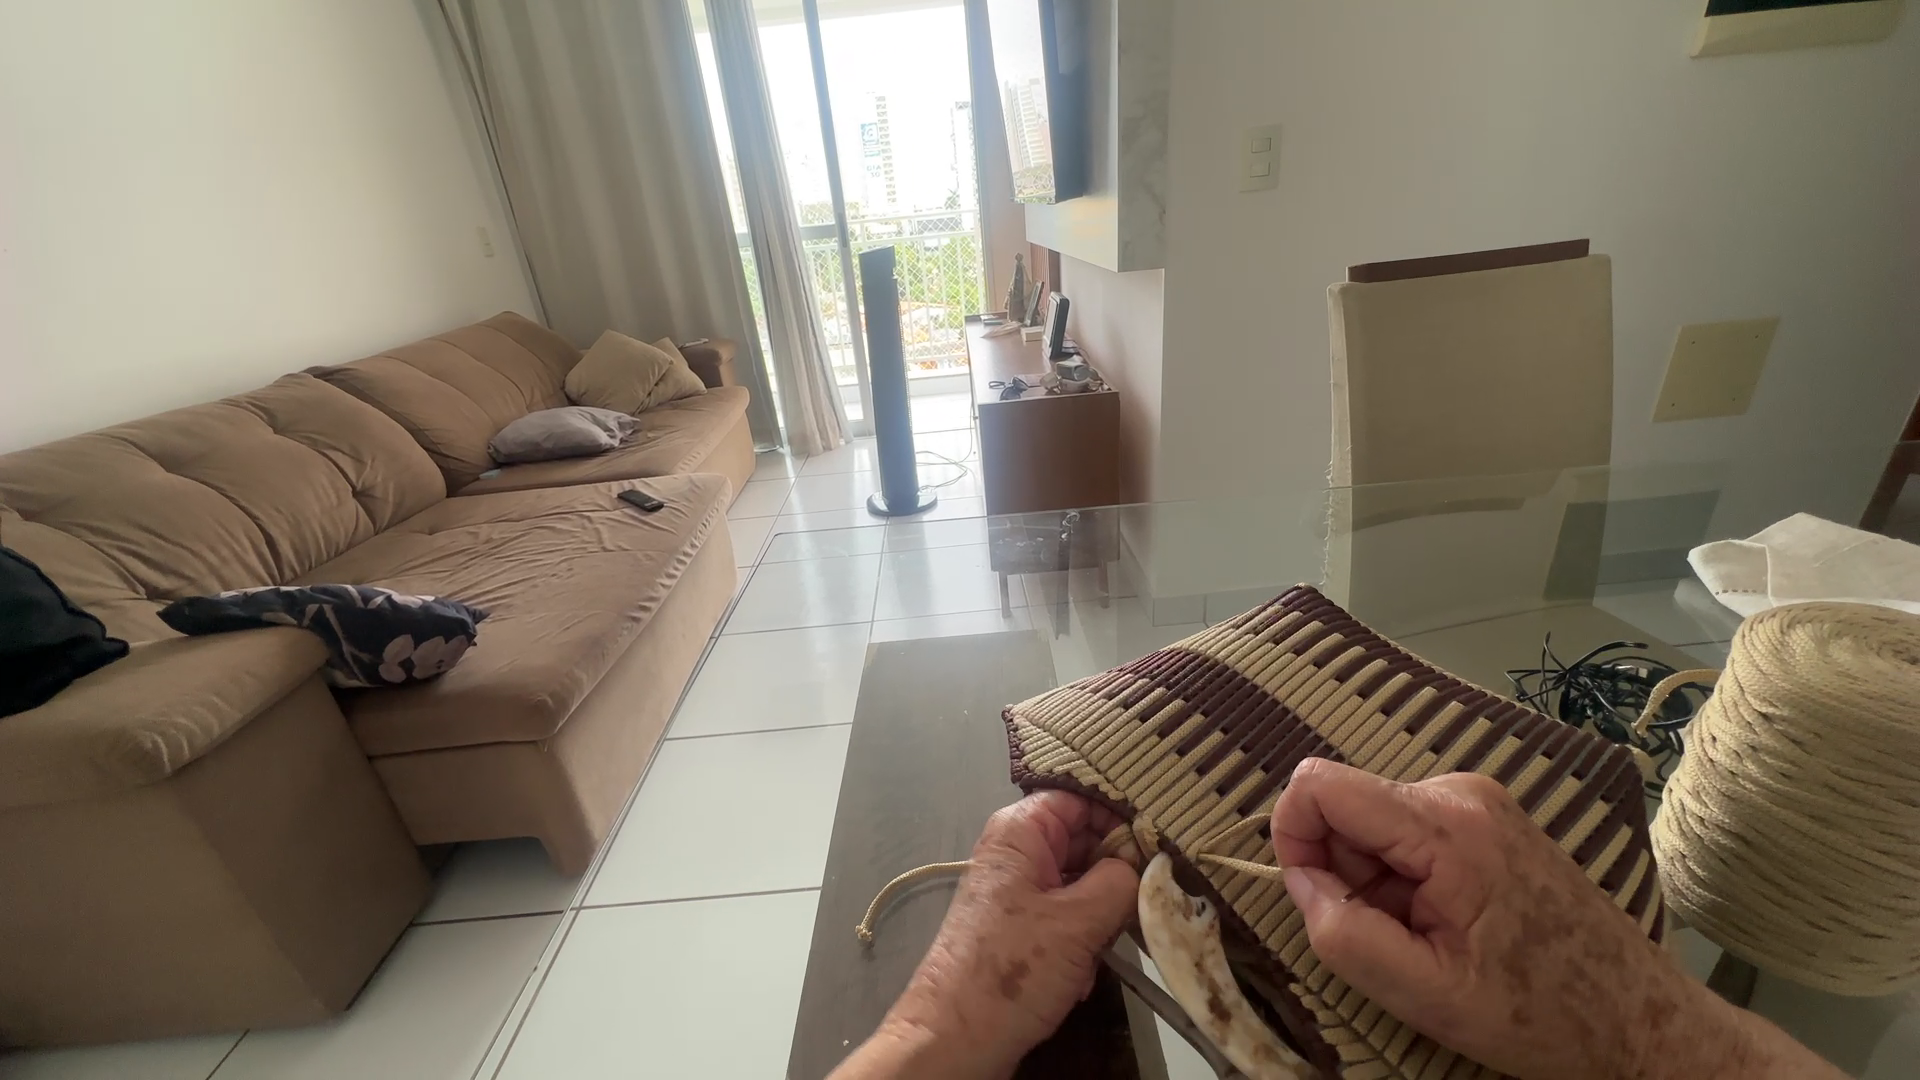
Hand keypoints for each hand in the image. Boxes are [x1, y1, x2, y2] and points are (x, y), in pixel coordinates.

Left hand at [835, 791, 1140, 1079]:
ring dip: (1100, 915)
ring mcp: (1019, 886)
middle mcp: (1019, 848)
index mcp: (1022, 828)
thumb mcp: (1077, 922)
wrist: (955, 1038)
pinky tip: (1081, 973)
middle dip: (1115, 873)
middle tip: (1145, 901)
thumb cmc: (1011, 969)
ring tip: (1105, 947)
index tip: (1158, 841)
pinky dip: (1083, 939)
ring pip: (1081, 880)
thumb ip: (1121, 882)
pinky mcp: (1022, 923)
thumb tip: (1147, 865)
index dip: (1119, 814)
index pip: (1081, 797)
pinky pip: (1068, 914)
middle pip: (1084, 838)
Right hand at [1270, 758, 1842, 1079]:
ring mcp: (1473, 796)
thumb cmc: (1539, 1016)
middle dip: (1342, 866)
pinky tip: (1442, 913)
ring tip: (1424, 929)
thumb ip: (1340, 933)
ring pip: (1368, 815)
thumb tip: (1301, 880)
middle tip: (1389, 931)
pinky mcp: (1481, 811)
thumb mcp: (1422, 993)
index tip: (1311, 892)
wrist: (1647, 1026)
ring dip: (1371, 872)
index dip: (1291, 832)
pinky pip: (1399, 823)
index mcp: (1444, 826)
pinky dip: (1398, 868)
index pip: (1319, 784)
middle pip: (1344, 803)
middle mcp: (1456, 790)